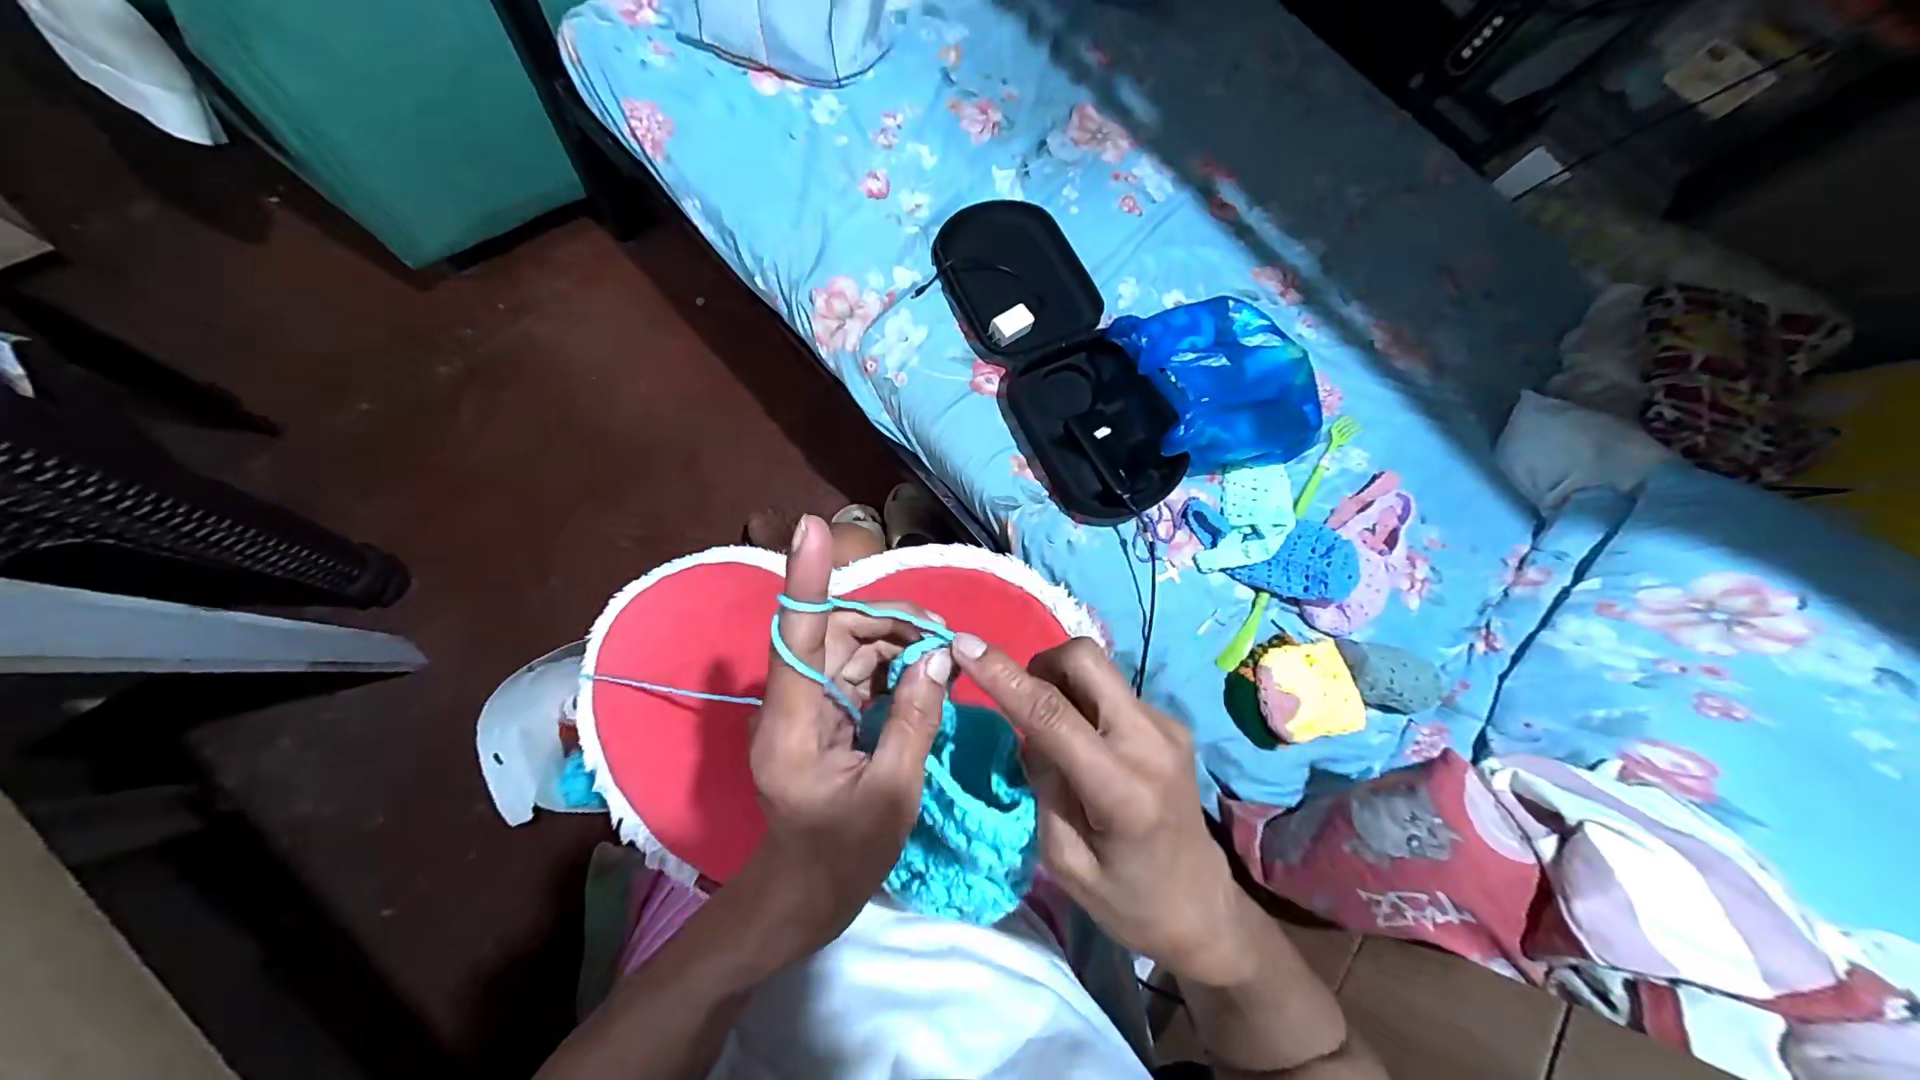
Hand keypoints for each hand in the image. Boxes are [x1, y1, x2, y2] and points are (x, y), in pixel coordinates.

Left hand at [734, 515, 948, 965]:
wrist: (803, 893)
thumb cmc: (844, 854)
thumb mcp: (892, 793)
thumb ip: (914, 719)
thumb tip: (939, 657)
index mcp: (793, 725)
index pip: (796, 637)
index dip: (806, 580)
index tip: (811, 527)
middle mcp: (791, 703)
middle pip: (833, 633)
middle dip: (888, 621)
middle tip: (942, 636)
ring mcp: (804, 706)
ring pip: (848, 646)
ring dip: (894, 640)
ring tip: (940, 653)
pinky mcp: (820, 712)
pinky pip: (856, 669)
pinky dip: (890, 663)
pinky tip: (924, 670)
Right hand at [951, 633, 1259, 987]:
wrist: (1204, 909)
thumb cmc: (1128, 902)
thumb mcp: (1064, 859)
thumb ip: (1043, 783)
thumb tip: (1028, 728)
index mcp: (1122, 788)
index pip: (1052, 713)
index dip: (1003, 675)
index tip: (964, 645)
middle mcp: (1150, 741)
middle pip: (1085, 658)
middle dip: (1040, 663)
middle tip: (1021, 699)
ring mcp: (1166, 725)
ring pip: (1098, 669)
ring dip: (1062, 683)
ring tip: (1054, 732)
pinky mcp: (1170, 722)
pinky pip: (1111, 690)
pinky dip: (1083, 701)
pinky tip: (1085, 744)